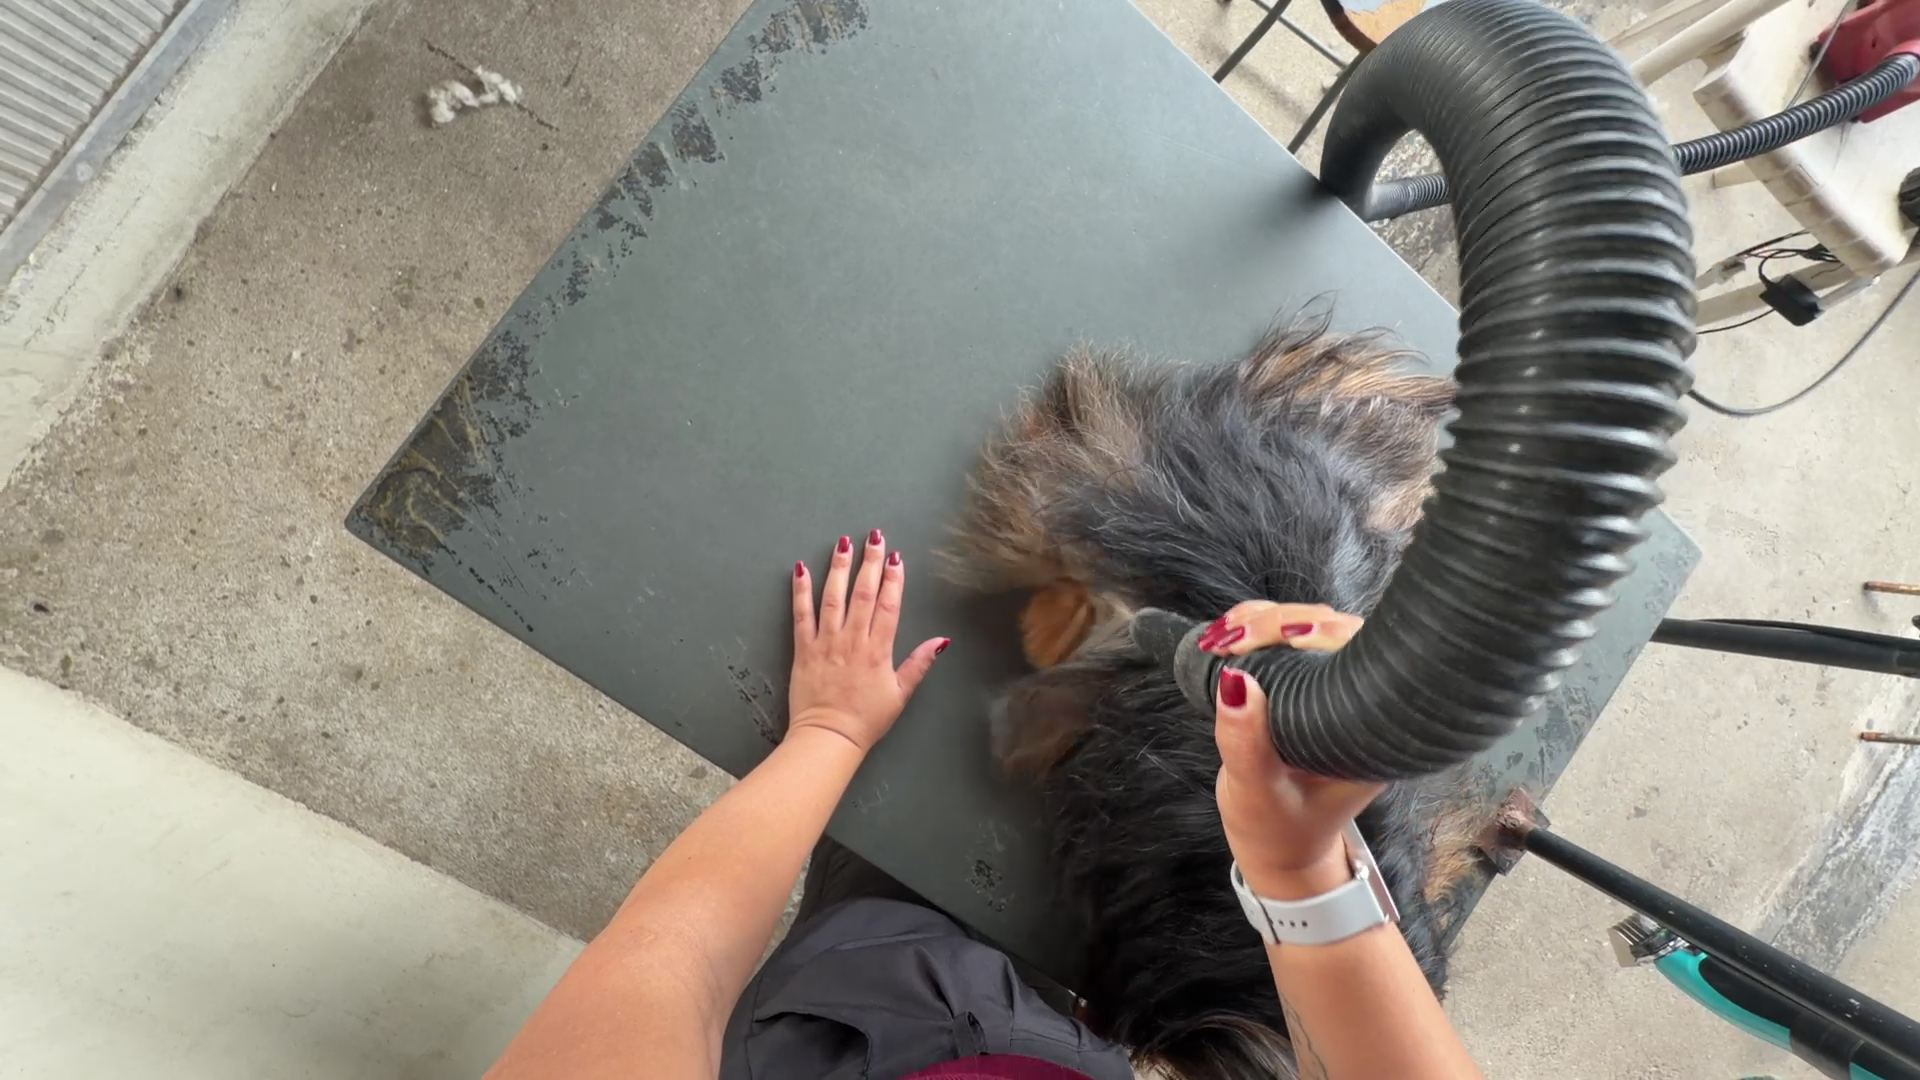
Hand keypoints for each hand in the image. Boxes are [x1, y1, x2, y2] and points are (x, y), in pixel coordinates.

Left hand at [788, 530, 948, 752]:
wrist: (828, 738)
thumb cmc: (867, 719)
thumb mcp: (901, 694)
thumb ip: (919, 664)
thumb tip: (942, 641)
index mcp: (879, 650)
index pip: (888, 605)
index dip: (893, 579)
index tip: (896, 557)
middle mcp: (853, 640)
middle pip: (863, 594)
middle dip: (870, 562)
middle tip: (874, 537)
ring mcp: (827, 642)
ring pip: (834, 597)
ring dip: (839, 568)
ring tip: (844, 543)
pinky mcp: (804, 648)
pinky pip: (802, 614)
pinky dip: (801, 590)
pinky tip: (801, 568)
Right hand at [1205, 602, 1384, 899]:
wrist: (1276, 847)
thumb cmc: (1277, 829)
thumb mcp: (1258, 792)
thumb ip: (1245, 743)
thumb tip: (1234, 681)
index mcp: (1370, 731)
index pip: (1362, 655)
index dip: (1327, 633)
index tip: (1284, 639)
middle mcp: (1357, 703)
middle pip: (1331, 631)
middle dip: (1280, 622)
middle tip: (1233, 636)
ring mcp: (1327, 692)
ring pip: (1305, 627)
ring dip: (1262, 619)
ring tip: (1222, 635)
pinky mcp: (1300, 686)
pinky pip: (1281, 641)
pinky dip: (1252, 628)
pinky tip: (1225, 634)